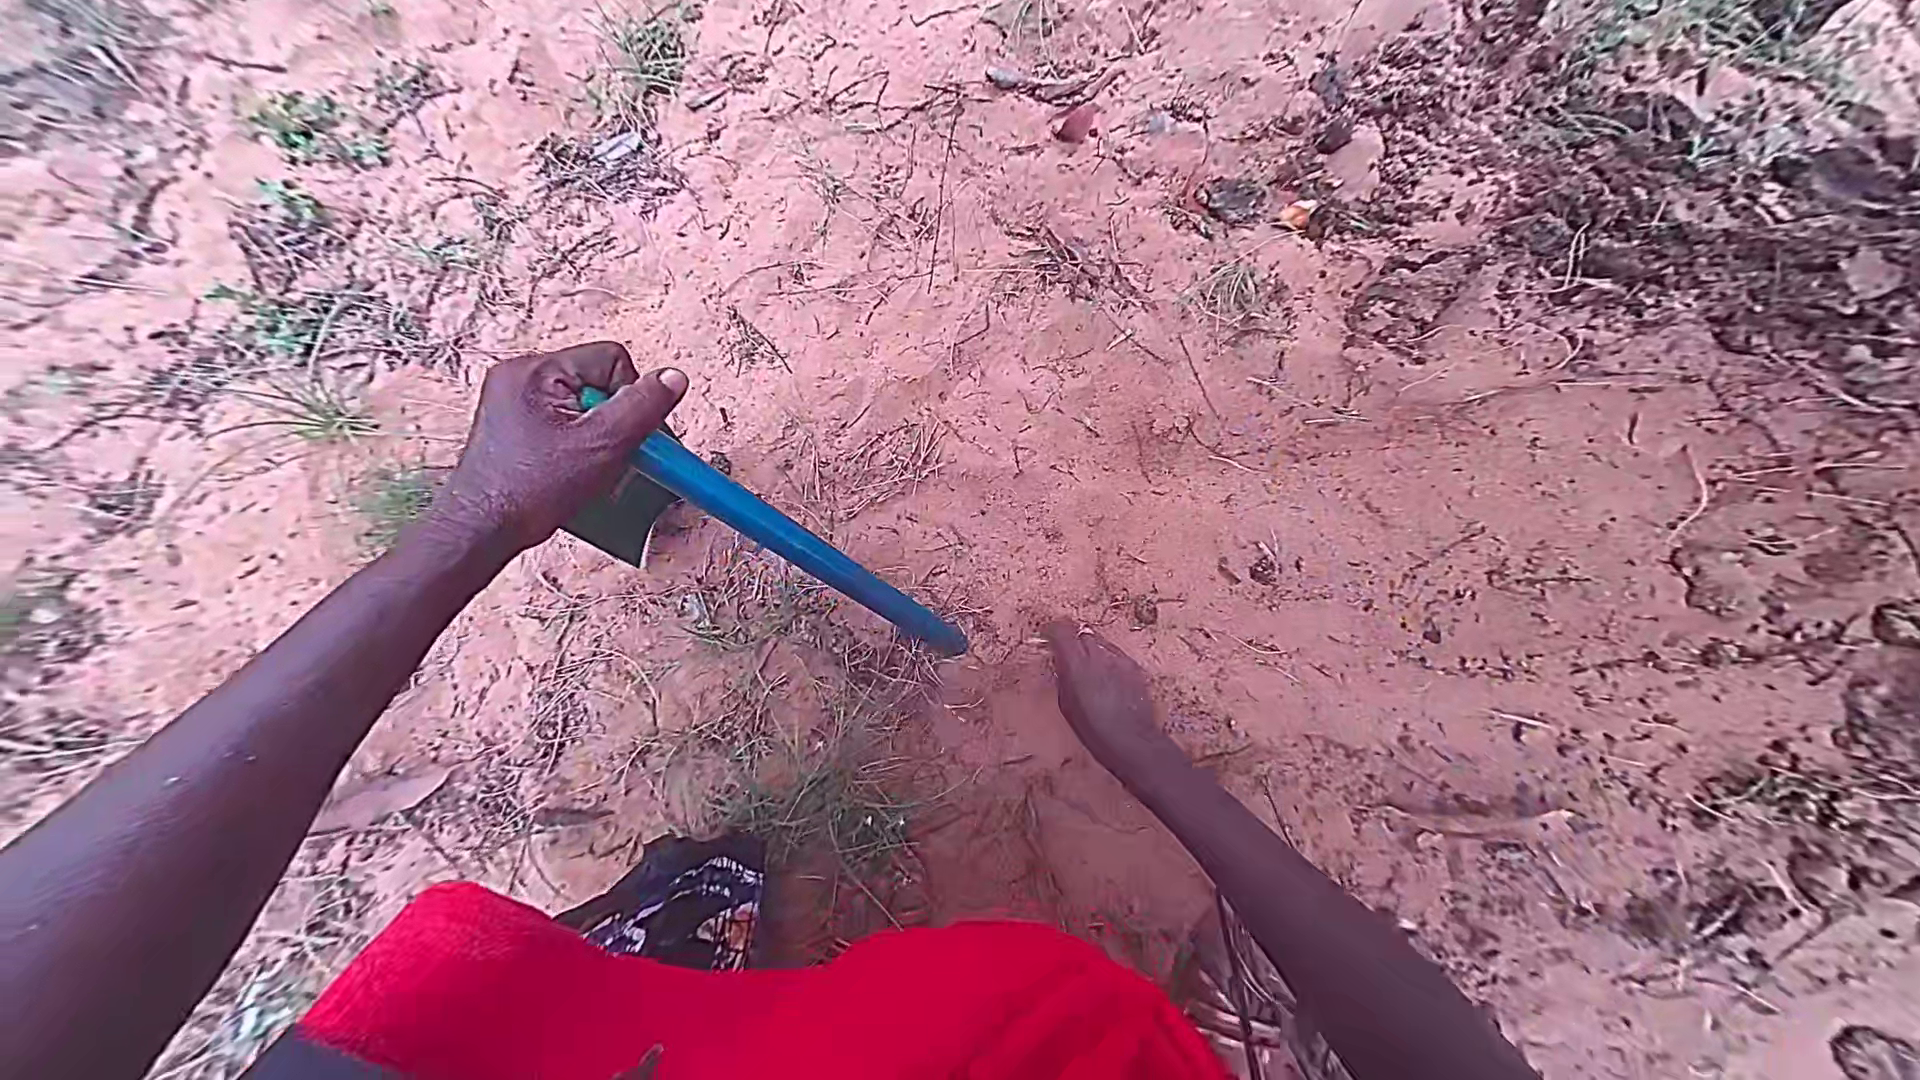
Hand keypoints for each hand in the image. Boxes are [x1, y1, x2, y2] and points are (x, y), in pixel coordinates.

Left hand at [432, 342, 687, 553]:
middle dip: (615, 418)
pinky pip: (568, 417)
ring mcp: (515, 397)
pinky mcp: (516, 419)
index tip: (625, 432)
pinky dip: (582, 439)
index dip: (631, 398)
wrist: (486, 526)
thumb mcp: (606, 443)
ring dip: (600, 432)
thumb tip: (673, 378)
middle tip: (607, 450)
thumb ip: (644, 406)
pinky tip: (574, 463)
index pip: (612, 360)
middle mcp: (521, 375)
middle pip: (601, 380)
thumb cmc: (533, 488)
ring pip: (587, 402)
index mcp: (536, 370)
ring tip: (587, 460)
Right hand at [1042, 621, 1186, 777]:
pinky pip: (1115, 654)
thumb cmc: (1092, 728)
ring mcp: (1118, 658)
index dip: (1052, 630)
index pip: (1061, 629)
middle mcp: (1097, 654)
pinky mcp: (1134, 666)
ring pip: (1099, 640)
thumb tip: (1061, 661)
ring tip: (1088, 666)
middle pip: (1081, 631)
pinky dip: (1107, 659)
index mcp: (1075, 662)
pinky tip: (1107, 677)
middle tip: (1066, 650)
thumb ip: (1063, 674)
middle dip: (1071, 637)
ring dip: (1090, 647)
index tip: (1048, 635)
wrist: (1129, 740)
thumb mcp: (1066, 702)